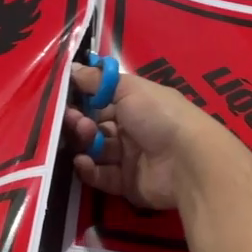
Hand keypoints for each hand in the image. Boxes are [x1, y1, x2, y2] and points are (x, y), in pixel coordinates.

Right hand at [65, 62, 245, 209]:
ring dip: (84, 143)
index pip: (102, 102)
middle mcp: (132, 131)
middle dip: (80, 122)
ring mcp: (129, 159)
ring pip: (96, 152)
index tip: (64, 98)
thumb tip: (72, 68)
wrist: (186, 161)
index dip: (83, 100)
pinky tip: (84, 161)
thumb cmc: (159, 115)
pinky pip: (101, 176)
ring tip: (84, 137)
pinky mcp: (126, 184)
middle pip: (96, 127)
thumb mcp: (128, 88)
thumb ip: (97, 80)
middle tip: (73, 119)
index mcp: (137, 105)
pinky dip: (89, 169)